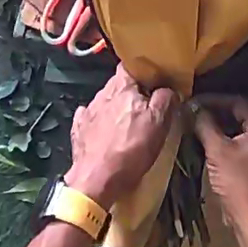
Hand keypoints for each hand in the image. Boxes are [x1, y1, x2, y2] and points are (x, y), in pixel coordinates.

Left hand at [64, 66, 178, 209]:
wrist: (96, 179)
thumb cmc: (130, 150)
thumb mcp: (158, 124)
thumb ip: (165, 100)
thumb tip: (168, 90)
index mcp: (121, 87)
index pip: (132, 66)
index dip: (145, 72)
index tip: (156, 81)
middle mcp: (102, 94)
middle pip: (119, 84)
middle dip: (132, 92)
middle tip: (148, 105)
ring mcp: (88, 111)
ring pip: (106, 101)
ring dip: (117, 107)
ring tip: (129, 123)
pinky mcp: (79, 129)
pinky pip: (92, 118)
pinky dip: (101, 121)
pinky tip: (107, 131)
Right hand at [190, 96, 247, 243]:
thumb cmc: (239, 184)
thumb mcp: (218, 151)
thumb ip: (205, 126)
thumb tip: (193, 109)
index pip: (238, 102)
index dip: (214, 99)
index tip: (193, 102)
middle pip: (239, 116)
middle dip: (214, 113)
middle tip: (192, 114)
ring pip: (237, 133)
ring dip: (217, 129)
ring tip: (194, 128)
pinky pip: (237, 148)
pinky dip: (222, 144)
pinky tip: (204, 148)